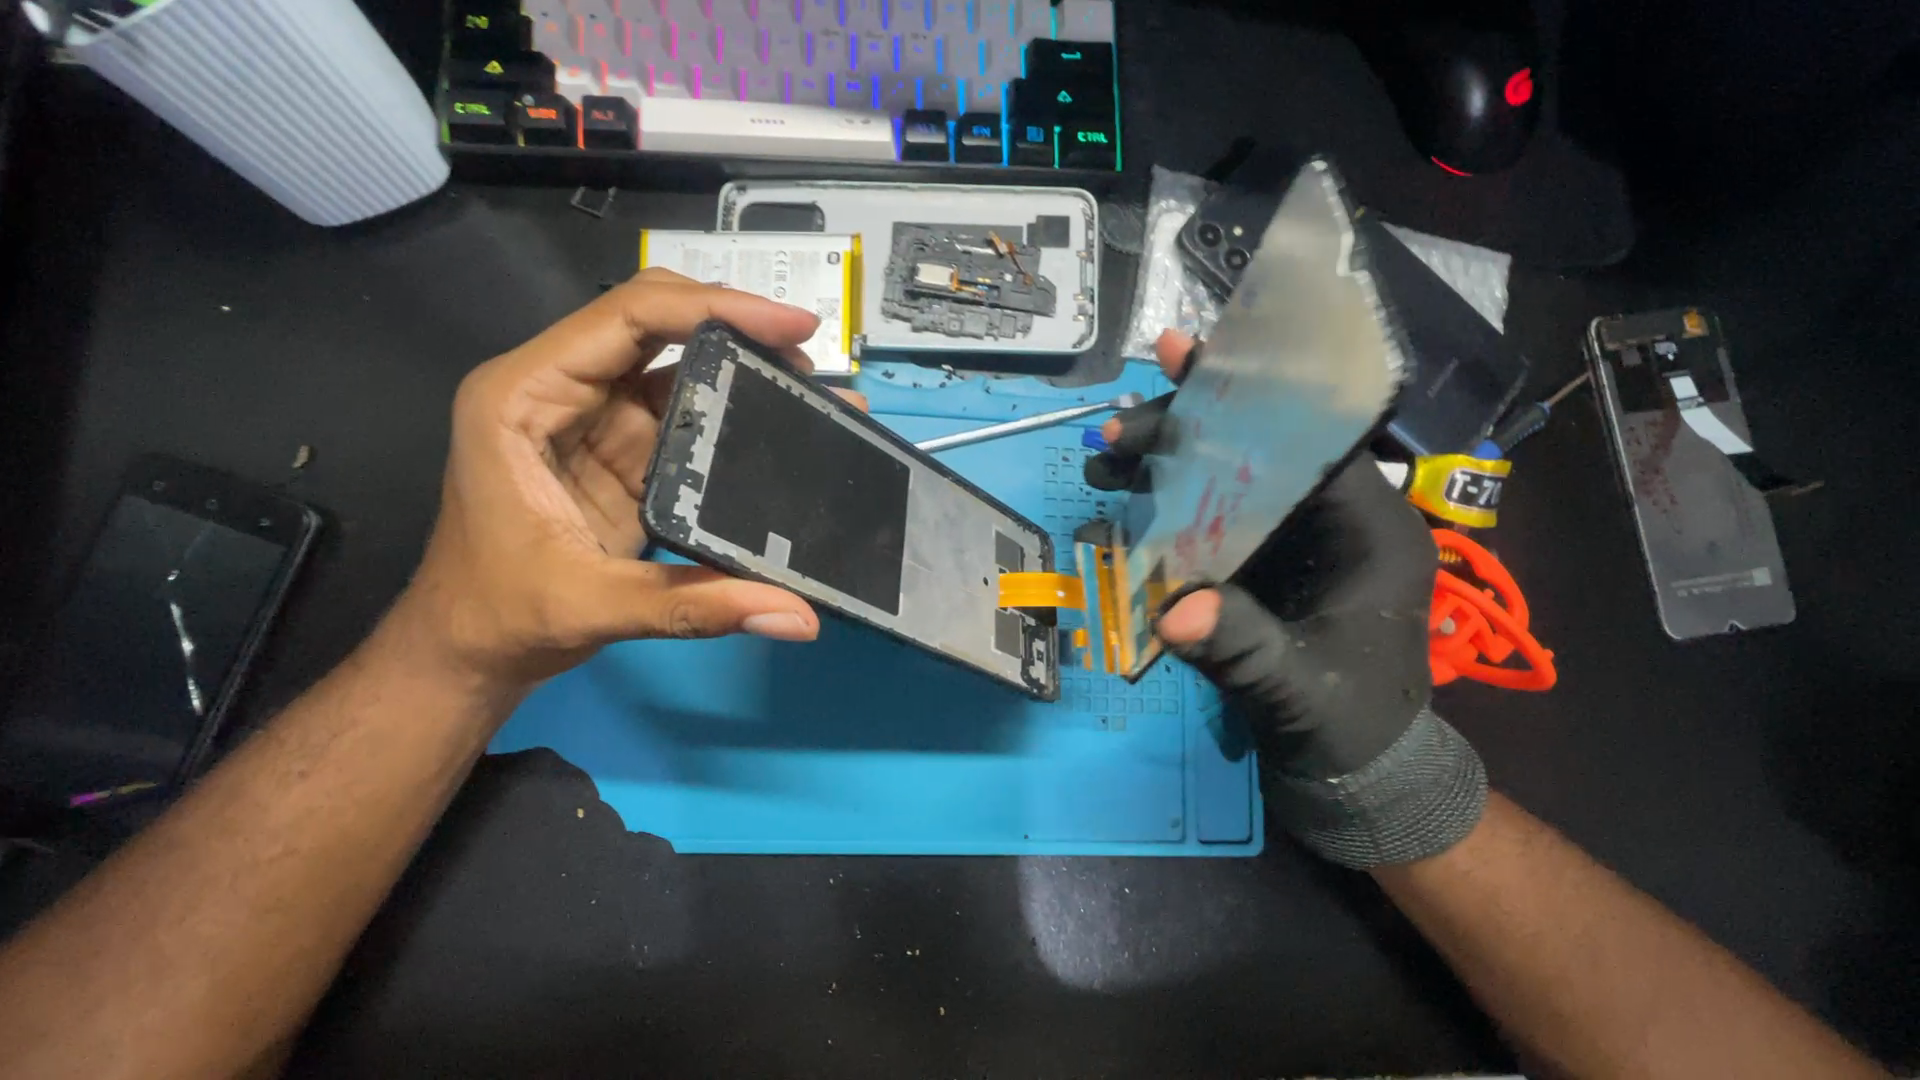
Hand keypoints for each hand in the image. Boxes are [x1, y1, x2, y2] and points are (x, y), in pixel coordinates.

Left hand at [393, 269, 838, 692]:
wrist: (468, 651)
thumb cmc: (501, 616)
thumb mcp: (593, 607)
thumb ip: (696, 605)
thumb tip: (800, 618)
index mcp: (523, 398)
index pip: (627, 319)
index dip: (714, 308)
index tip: (794, 326)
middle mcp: (559, 390)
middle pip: (655, 324)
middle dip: (735, 326)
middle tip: (808, 352)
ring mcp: (593, 419)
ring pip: (677, 365)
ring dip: (742, 369)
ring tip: (813, 389)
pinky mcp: (622, 451)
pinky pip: (686, 413)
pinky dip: (736, 414)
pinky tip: (782, 424)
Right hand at [1088, 330, 1484, 867]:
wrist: (1356, 777)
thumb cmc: (1351, 729)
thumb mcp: (1299, 691)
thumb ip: (1243, 648)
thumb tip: (1170, 611)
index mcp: (1370, 530)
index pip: (1309, 438)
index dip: (1248, 395)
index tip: (1182, 361)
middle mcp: (1331, 520)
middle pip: (1256, 449)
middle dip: (1185, 433)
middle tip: (1114, 431)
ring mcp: (1292, 542)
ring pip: (1227, 479)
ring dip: (1165, 464)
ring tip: (1103, 456)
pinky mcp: (1260, 566)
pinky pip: (1209, 519)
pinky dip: (1163, 506)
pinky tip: (1119, 498)